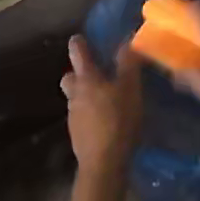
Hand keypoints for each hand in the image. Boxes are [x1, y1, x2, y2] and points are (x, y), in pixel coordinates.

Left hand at [62, 36, 142, 170]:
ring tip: (106, 99)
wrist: (103, 162)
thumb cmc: (118, 119)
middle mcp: (75, 94)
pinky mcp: (77, 134)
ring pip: (75, 98)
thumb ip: (128, 64)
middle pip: (69, 77)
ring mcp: (73, 116)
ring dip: (85, 95)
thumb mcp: (130, 88)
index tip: (81, 38)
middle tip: (96, 74)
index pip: (77, 53)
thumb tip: (126, 41)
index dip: (79, 43)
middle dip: (78, 73)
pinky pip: (81, 117)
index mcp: (87, 79)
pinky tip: (105, 121)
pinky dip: (90, 114)